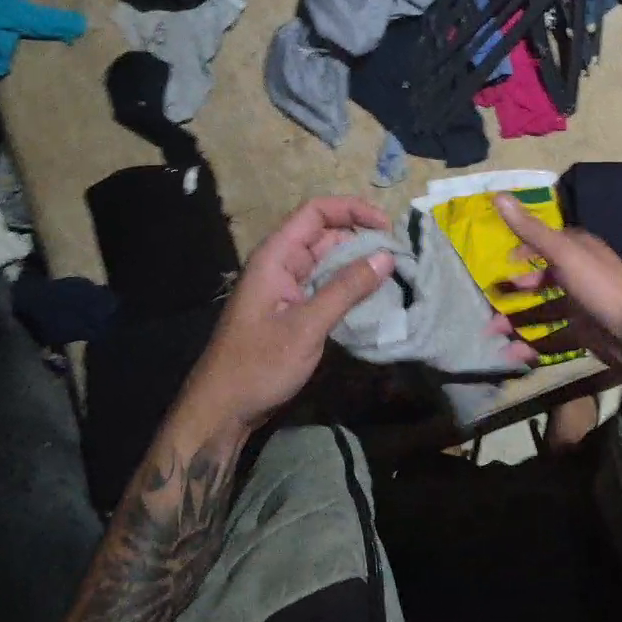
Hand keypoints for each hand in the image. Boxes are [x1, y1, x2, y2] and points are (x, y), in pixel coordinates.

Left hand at [184, 197, 395, 430]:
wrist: (222, 410)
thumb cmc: (258, 365)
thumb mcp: (306, 326)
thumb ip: (347, 289)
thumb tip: (387, 256)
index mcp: (276, 256)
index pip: (316, 212)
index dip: (352, 210)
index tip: (387, 227)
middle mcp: (282, 265)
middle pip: (327, 235)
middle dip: (363, 238)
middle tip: (399, 256)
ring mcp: (288, 289)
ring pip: (330, 262)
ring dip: (360, 265)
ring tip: (395, 275)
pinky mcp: (295, 311)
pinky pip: (328, 287)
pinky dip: (351, 288)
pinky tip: (376, 300)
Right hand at [490, 193, 621, 367]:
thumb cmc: (601, 287)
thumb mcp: (564, 254)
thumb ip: (531, 230)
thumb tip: (499, 195)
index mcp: (580, 251)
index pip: (549, 243)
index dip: (526, 249)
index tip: (504, 260)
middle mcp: (582, 276)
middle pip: (544, 280)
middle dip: (517, 290)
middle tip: (491, 300)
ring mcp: (583, 307)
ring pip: (545, 311)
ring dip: (518, 320)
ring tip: (492, 331)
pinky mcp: (585, 335)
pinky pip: (553, 339)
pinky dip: (532, 346)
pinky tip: (513, 354)